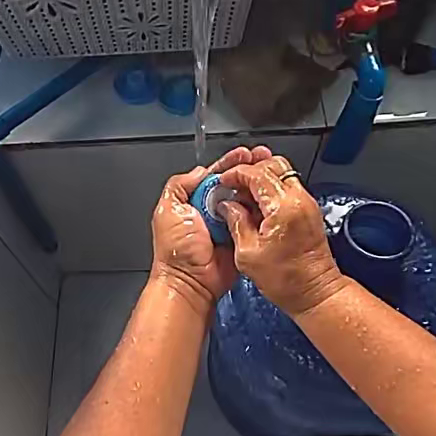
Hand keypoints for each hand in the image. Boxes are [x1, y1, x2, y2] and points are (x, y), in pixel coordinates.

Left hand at [150, 145, 272, 309]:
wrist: (190, 281)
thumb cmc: (175, 252)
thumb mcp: (168, 209)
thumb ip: (180, 184)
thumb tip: (200, 170)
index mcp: (194, 201)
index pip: (215, 175)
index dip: (230, 163)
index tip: (244, 154)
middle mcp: (213, 210)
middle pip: (235, 184)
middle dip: (249, 171)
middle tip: (262, 159)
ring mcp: (229, 223)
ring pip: (247, 199)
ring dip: (257, 188)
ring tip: (267, 174)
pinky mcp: (243, 237)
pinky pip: (255, 220)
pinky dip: (260, 210)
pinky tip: (268, 198)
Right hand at [216, 155, 349, 315]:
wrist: (315, 293)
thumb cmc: (287, 280)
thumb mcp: (248, 253)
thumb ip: (236, 222)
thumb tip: (227, 206)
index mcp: (283, 207)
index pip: (256, 173)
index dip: (235, 174)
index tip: (222, 181)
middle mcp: (299, 199)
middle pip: (272, 165)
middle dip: (249, 170)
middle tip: (232, 183)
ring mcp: (306, 204)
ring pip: (281, 174)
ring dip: (260, 178)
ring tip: (242, 194)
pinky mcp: (308, 211)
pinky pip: (287, 188)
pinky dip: (270, 189)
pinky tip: (256, 205)